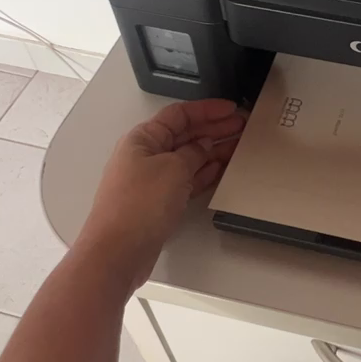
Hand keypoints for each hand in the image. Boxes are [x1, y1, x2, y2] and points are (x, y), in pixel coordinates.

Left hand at [75, 99, 245, 290]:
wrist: (118, 252)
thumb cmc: (141, 203)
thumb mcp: (174, 168)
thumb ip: (194, 152)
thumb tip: (203, 145)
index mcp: (143, 138)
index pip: (179, 114)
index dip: (208, 109)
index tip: (232, 108)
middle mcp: (145, 155)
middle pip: (185, 135)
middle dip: (214, 129)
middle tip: (243, 126)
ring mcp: (152, 180)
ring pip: (188, 158)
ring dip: (212, 151)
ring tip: (240, 147)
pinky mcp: (158, 202)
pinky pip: (186, 180)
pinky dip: (203, 173)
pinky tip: (221, 170)